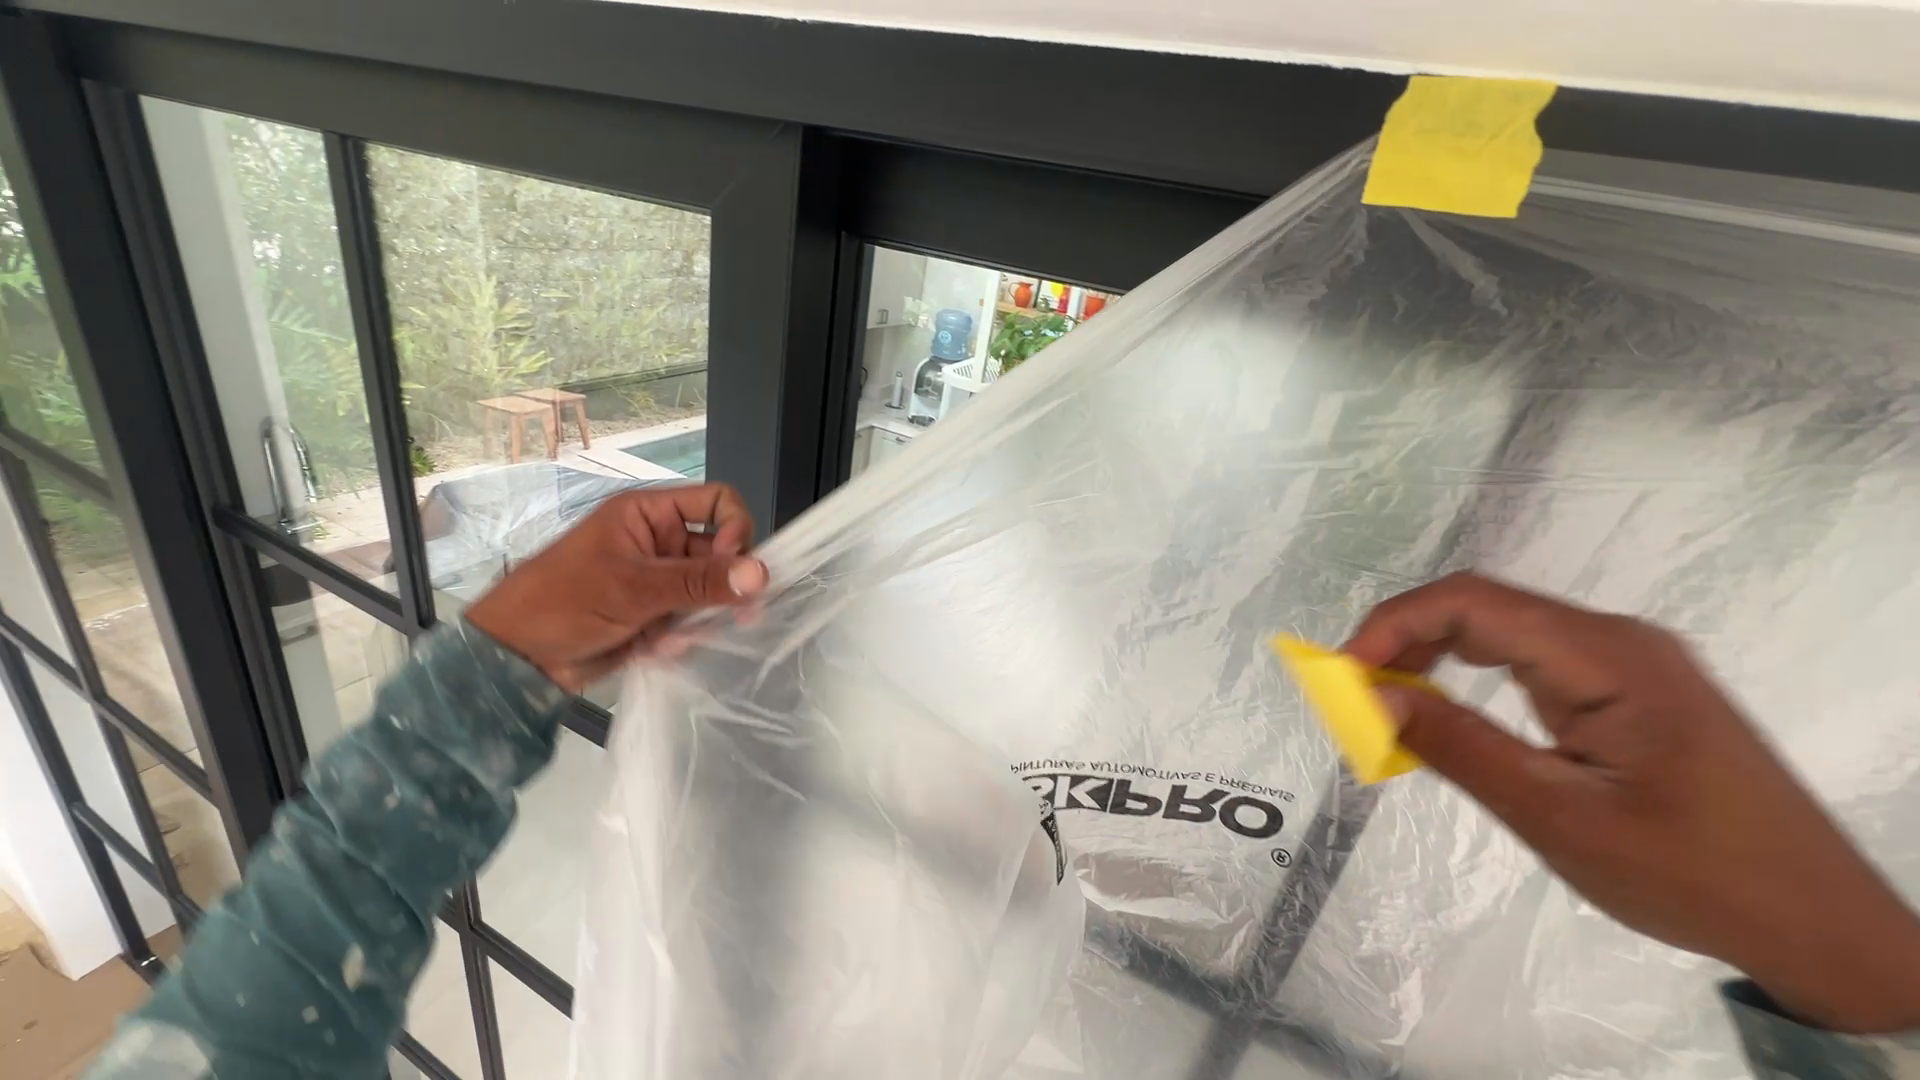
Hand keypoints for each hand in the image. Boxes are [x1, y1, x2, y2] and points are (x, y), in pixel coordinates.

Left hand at [464, 484, 766, 693]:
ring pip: (711, 592)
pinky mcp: (657, 614)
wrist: (516, 660)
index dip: (736, 529)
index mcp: (650, 515)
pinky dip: (684, 638)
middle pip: (721, 552)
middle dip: (725, 585)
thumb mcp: (635, 588)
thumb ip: (701, 581)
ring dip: (702, 617)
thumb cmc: (564, 603)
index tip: (734, 566)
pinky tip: (660, 651)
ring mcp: (659, 580)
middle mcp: (660, 541)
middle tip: (739, 616)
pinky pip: (693, 620)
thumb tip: (763, 574)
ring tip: (677, 639)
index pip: (717, 502)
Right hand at [1345, 572, 1919, 1033]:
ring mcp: (1623, 660)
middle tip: (1353, 693)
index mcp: (1605, 657)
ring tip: (1385, 702)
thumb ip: (1456, 746)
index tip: (1343, 676)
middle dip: (1403, 640)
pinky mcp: (1624, 686)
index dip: (1392, 626)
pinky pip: (1525, 658)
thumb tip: (1371, 697)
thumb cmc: (1691, 875)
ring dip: (1430, 655)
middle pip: (1480, 606)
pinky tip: (1441, 706)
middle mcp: (1614, 639)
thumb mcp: (1556, 817)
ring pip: (1499, 628)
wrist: (1820, 928)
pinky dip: (1466, 674)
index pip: (1470, 603)